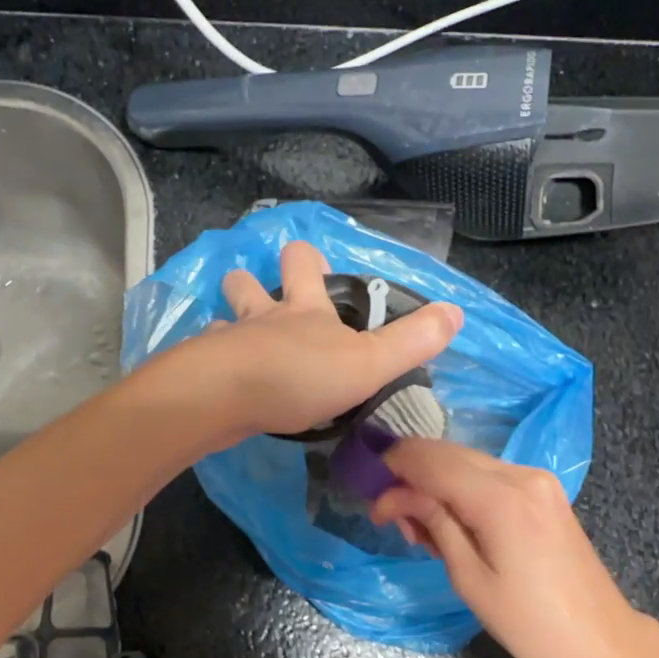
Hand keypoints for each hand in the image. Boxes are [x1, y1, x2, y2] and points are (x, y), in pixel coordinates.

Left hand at [153, 242, 461, 438]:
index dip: (306, 260)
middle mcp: (262, 318)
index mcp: (304, 310)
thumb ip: (411, 341)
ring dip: (227, 321)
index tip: (308, 261)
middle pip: (248, 283)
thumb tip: (457, 312)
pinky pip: (204, 360)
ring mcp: (227, 343)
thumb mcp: (370, 362)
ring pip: (222, 320)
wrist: (225, 397)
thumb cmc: (300, 376)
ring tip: (231, 334)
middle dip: (252, 281)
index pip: (303, 266)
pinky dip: (210, 363)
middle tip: (256, 286)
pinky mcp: (201, 372)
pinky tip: (215, 381)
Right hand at [372, 439, 658, 657]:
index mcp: (501, 497)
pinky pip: (489, 477)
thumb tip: (395, 495)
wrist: (600, 642)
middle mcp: (521, 474)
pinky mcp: (545, 493)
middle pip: (448, 453)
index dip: (392, 473)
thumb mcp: (469, 578)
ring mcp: (538, 481)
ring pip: (467, 463)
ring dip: (435, 485)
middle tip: (394, 522)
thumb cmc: (529, 623)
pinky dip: (461, 491)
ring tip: (423, 533)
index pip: (430, 461)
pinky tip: (453, 526)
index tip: (372, 504)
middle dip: (411, 478)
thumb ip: (433, 523)